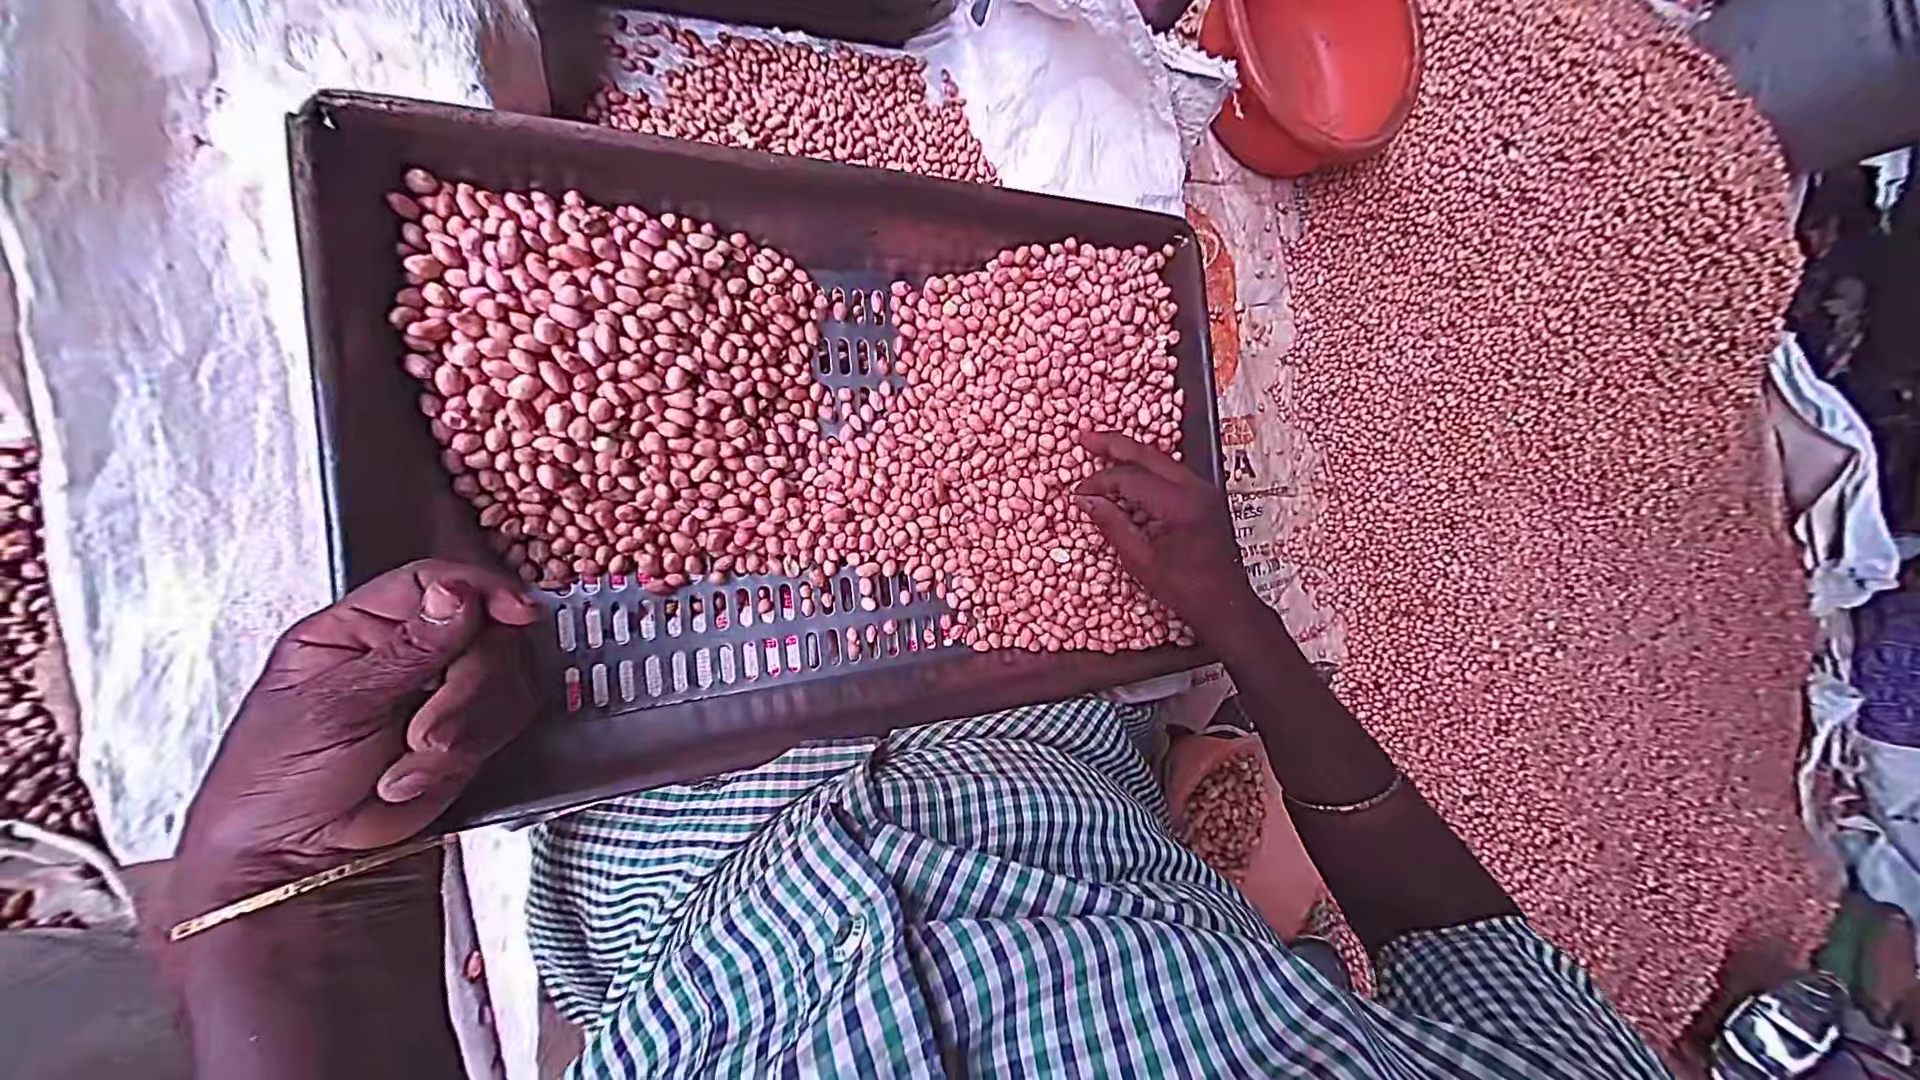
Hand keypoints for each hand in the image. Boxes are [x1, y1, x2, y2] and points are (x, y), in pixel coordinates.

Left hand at [175, 559, 541, 889]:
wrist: (303, 863)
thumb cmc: (278, 785)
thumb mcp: (333, 709)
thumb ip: (407, 649)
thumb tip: (456, 593)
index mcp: (360, 629)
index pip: (433, 582)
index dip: (480, 590)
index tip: (516, 611)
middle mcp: (413, 649)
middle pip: (486, 630)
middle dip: (468, 685)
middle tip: (430, 730)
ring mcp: (449, 684)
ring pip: (506, 675)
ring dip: (466, 726)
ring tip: (410, 765)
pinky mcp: (478, 720)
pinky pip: (511, 713)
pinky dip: (474, 747)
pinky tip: (423, 773)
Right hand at [1075, 431, 1259, 643]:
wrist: (1227, 604)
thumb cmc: (1185, 589)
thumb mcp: (1140, 560)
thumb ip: (1112, 524)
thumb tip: (1086, 500)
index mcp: (1178, 504)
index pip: (1128, 478)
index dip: (1099, 482)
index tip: (1079, 493)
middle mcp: (1195, 488)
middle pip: (1147, 454)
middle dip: (1113, 444)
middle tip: (1085, 437)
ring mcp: (1203, 490)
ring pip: (1160, 459)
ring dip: (1130, 453)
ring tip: (1102, 449)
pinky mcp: (1205, 496)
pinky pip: (1170, 472)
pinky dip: (1146, 468)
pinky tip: (1128, 473)